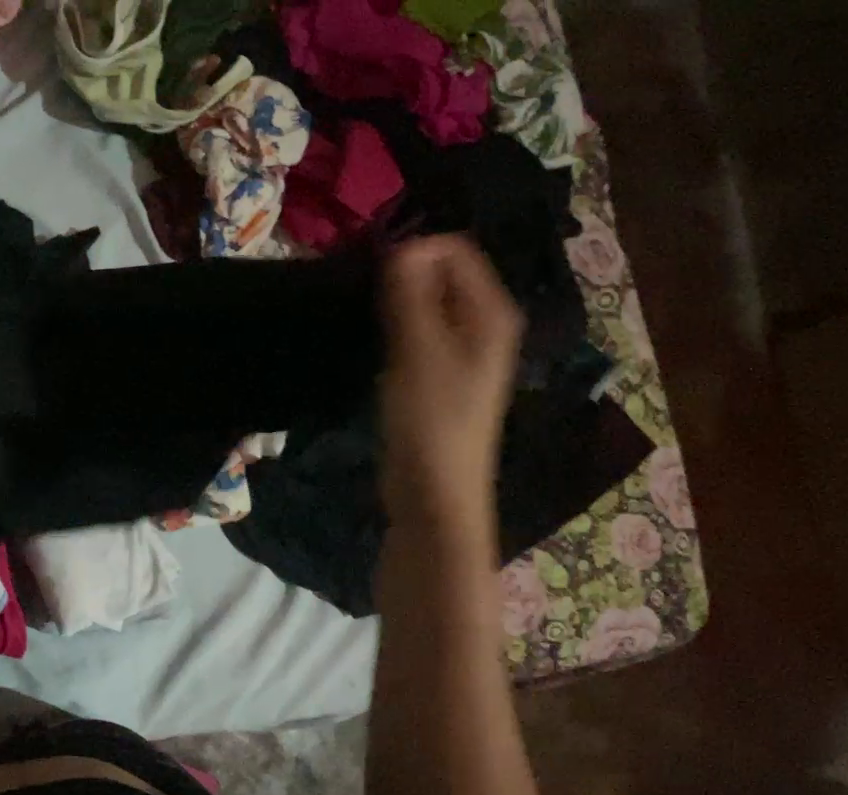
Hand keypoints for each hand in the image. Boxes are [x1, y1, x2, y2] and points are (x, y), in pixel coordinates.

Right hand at [379, 235, 522, 527]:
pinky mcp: (435, 381)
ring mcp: (459, 356)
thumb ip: (411, 298)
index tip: (366, 271)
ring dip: (393, 307)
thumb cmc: (431, 423)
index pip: (454, 252)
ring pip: (423, 310)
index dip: (412, 253)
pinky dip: (392, 334)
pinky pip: (414, 338)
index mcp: (490, 313)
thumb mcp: (419, 354)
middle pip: (440, 278)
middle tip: (357, 293)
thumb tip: (403, 247)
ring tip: (358, 317)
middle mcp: (481, 327)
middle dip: (400, 278)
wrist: (433, 495)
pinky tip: (369, 347)